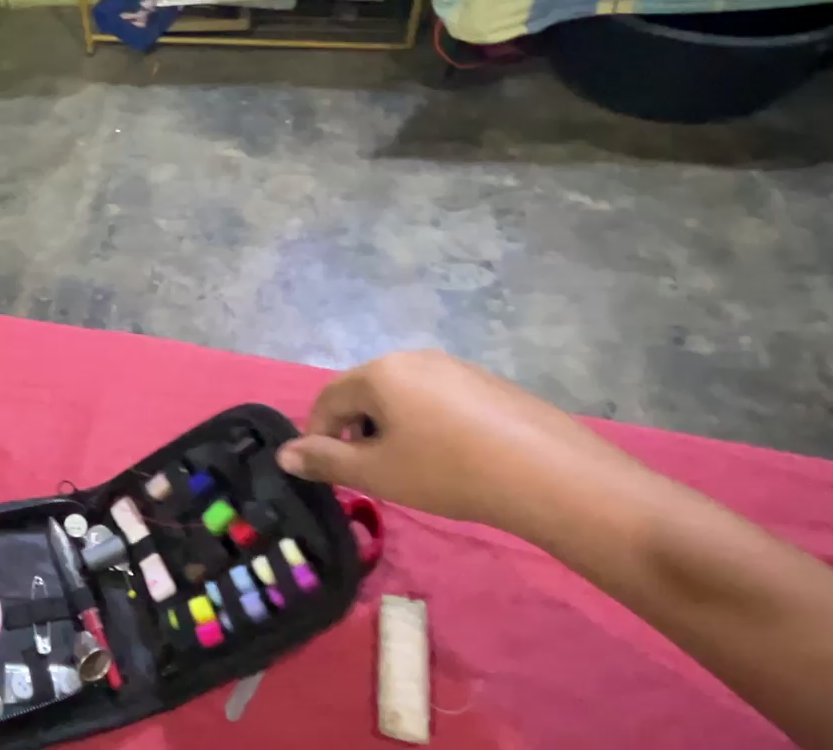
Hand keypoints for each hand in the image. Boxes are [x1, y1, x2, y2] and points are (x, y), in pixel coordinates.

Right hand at [276, 350, 647, 535]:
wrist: (548, 475)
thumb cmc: (447, 472)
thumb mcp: (377, 473)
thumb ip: (325, 461)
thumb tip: (283, 455)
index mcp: (379, 372)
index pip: (328, 399)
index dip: (317, 435)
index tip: (327, 471)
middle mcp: (412, 357)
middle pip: (365, 392)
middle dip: (357, 431)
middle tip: (372, 474)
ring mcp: (454, 366)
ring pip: (403, 395)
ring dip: (392, 428)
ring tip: (413, 468)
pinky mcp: (487, 382)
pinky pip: (439, 398)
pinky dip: (428, 423)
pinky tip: (453, 458)